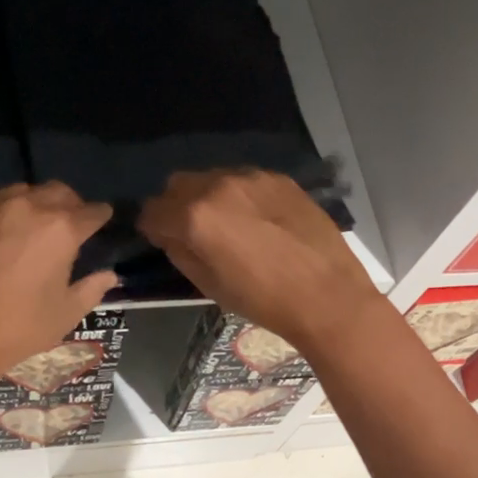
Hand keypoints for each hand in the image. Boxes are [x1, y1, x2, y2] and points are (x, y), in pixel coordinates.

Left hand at [0, 183, 117, 385]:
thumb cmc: (18, 330)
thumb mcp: (64, 315)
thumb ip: (91, 289)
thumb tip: (109, 275)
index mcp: (61, 230)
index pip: (92, 212)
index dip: (101, 217)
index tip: (103, 220)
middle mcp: (28, 207)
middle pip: (58, 192)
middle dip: (70, 204)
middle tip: (70, 224)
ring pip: (22, 192)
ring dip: (36, 204)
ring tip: (34, 227)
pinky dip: (4, 215)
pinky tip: (0, 238)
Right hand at [139, 170, 384, 351]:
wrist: (325, 294)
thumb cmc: (262, 300)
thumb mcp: (209, 285)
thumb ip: (181, 253)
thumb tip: (169, 236)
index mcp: (195, 217)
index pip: (152, 210)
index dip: (152, 228)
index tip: (161, 241)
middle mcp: (218, 186)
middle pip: (178, 184)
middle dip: (176, 206)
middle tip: (190, 233)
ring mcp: (252, 177)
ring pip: (212, 178)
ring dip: (209, 198)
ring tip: (227, 227)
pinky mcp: (279, 179)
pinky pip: (245, 180)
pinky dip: (239, 196)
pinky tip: (257, 222)